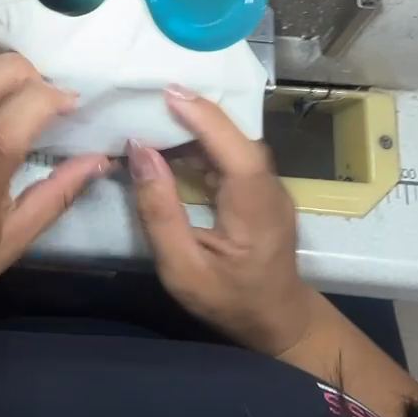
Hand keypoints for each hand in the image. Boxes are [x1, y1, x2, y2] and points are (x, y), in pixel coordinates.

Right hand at [129, 88, 317, 355]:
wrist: (277, 322)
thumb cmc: (228, 300)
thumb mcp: (181, 267)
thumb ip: (159, 210)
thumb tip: (140, 151)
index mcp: (256, 212)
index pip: (237, 152)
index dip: (205, 119)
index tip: (168, 94)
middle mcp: (271, 190)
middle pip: (238, 139)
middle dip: (197, 113)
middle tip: (153, 97)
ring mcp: (270, 188)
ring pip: (235, 143)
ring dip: (198, 126)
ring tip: (156, 114)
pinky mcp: (260, 189)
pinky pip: (232, 155)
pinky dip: (202, 142)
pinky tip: (174, 143)